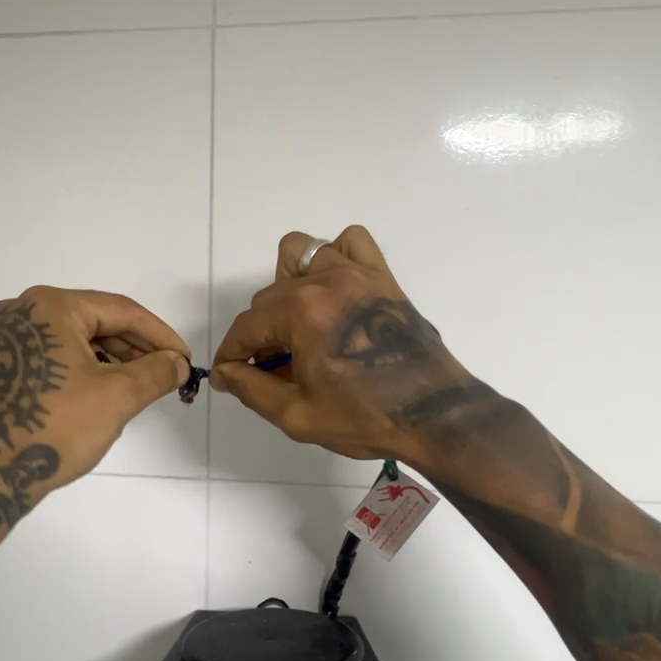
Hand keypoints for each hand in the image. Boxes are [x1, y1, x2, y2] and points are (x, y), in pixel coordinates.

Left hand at [0, 286, 189, 520]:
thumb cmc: (54, 428)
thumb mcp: (117, 397)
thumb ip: (155, 372)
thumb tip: (177, 363)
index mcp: (50, 307)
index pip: (120, 311)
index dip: (159, 335)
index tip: (184, 358)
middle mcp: (21, 311)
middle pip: (94, 322)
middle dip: (134, 349)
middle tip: (166, 374)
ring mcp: (3, 340)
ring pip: (72, 341)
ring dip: (109, 361)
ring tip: (139, 387)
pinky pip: (50, 358)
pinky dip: (80, 370)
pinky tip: (101, 393)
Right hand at [211, 226, 495, 472]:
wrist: (434, 415)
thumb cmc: (365, 418)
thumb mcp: (297, 415)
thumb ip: (252, 389)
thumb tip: (226, 373)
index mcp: (301, 314)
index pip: (246, 327)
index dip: (232, 355)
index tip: (229, 375)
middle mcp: (325, 282)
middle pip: (269, 296)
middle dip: (261, 333)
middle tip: (274, 369)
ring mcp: (357, 274)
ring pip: (301, 255)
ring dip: (288, 287)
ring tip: (299, 325)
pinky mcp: (382, 277)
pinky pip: (350, 241)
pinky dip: (334, 257)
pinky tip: (334, 293)